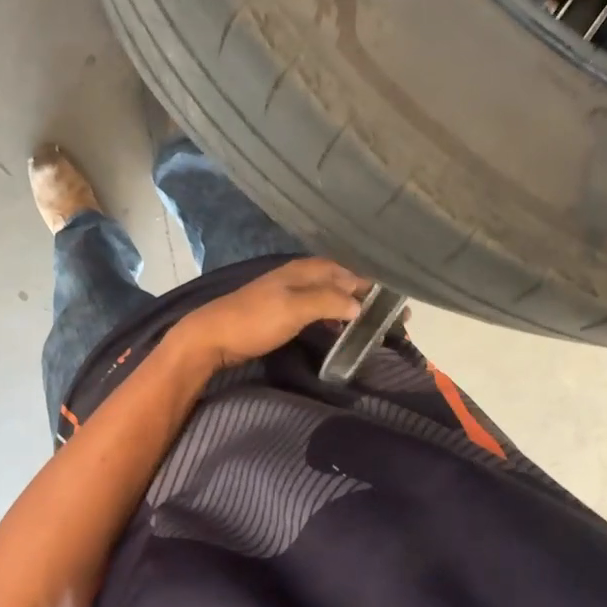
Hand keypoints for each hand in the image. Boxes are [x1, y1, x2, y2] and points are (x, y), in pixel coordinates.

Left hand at [169, 258, 370, 369]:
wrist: (211, 337)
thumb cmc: (254, 320)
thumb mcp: (294, 309)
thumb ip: (328, 302)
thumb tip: (359, 304)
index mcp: (303, 270)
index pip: (346, 271)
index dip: (370, 284)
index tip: (395, 302)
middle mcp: (297, 276)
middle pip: (338, 280)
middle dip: (362, 294)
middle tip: (388, 315)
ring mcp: (286, 293)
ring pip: (326, 294)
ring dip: (347, 306)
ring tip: (368, 323)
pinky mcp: (279, 312)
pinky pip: (315, 308)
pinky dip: (331, 315)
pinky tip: (337, 329)